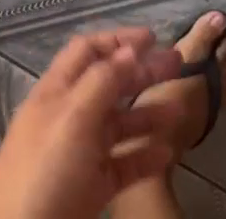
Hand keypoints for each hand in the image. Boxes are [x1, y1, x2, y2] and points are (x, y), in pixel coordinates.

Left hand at [0, 28, 184, 218]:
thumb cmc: (44, 170)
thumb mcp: (72, 118)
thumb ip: (102, 82)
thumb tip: (130, 50)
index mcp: (56, 92)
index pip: (87, 51)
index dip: (118, 40)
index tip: (154, 38)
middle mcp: (68, 116)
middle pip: (108, 84)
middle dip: (141, 72)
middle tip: (178, 65)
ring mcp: (79, 153)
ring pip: (118, 125)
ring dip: (148, 114)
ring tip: (180, 112)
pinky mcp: (91, 187)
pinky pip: (122, 165)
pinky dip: (144, 157)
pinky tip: (168, 153)